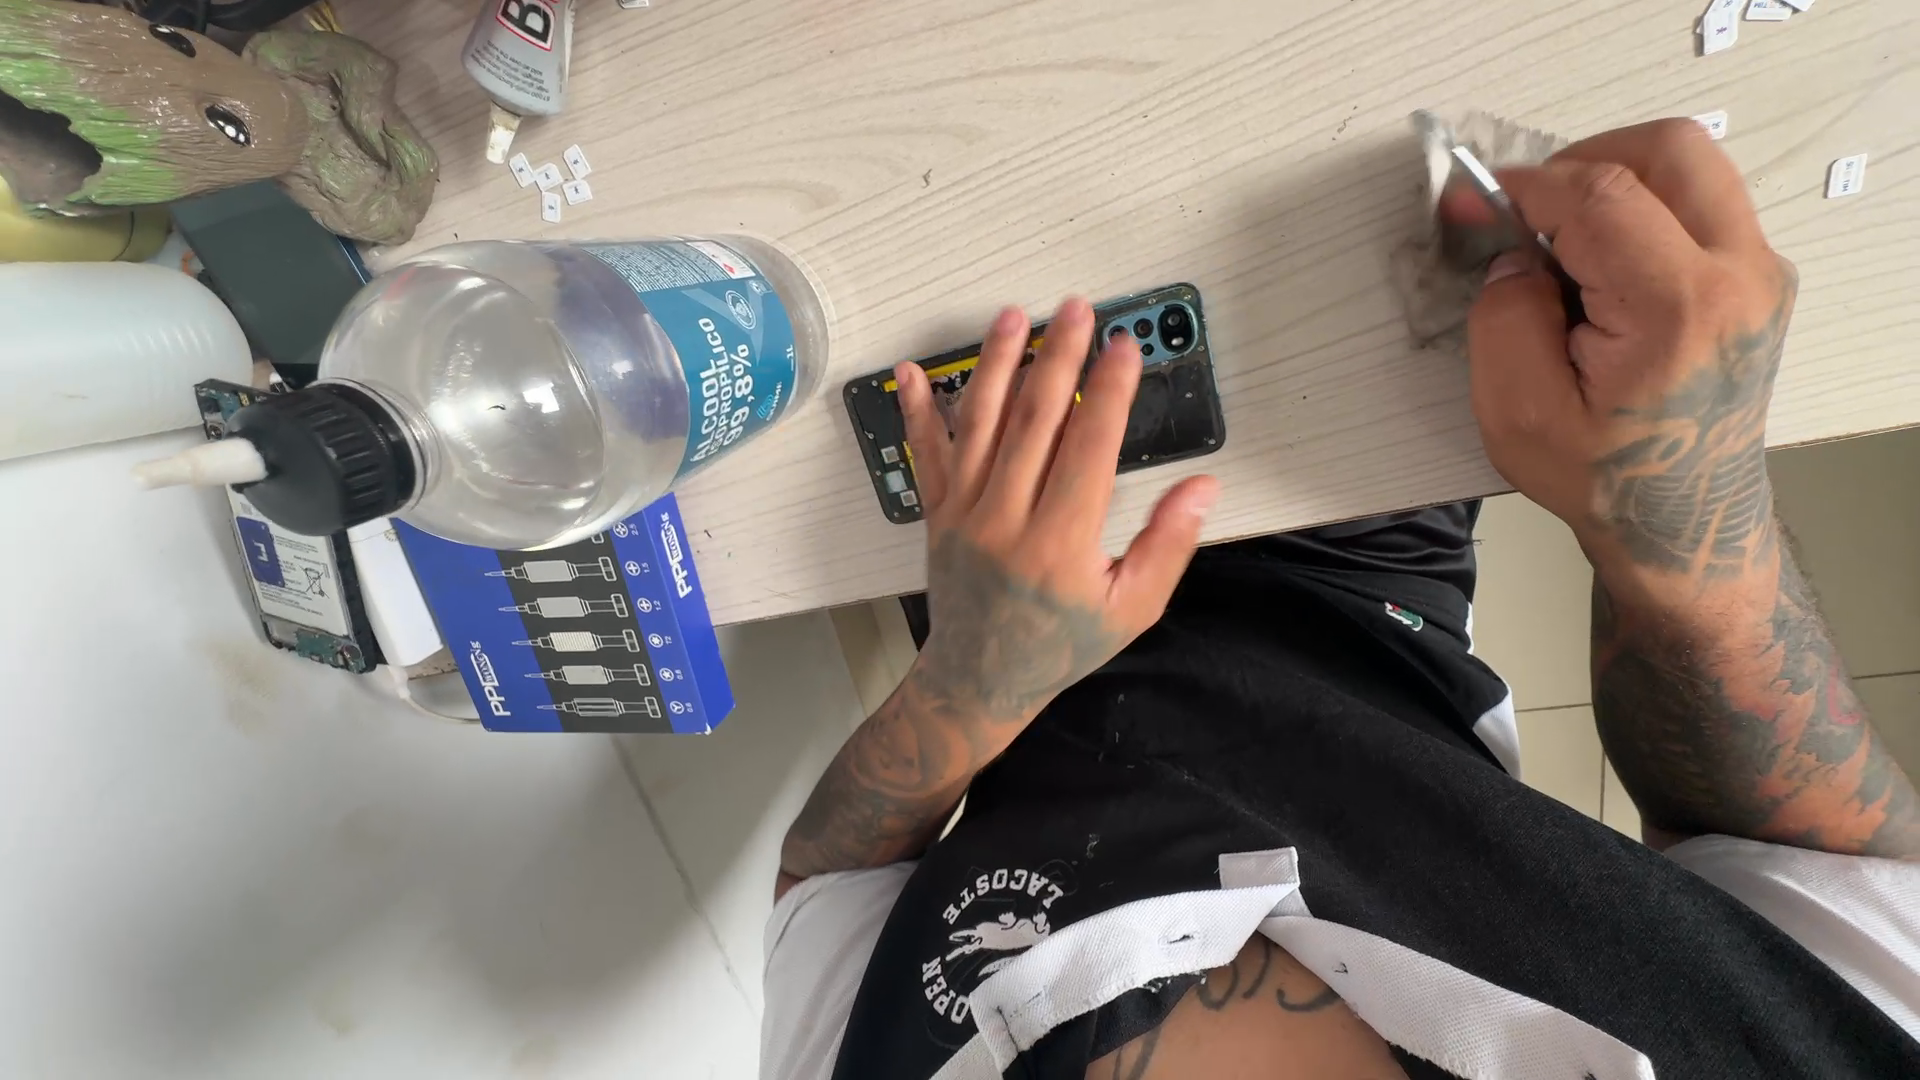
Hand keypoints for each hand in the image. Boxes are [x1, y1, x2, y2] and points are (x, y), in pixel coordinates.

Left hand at [895, 298, 1219, 724]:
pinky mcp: (936, 515)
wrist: (981, 679)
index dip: (1110, 390)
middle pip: (1035, 420)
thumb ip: (1168, 546)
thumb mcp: (1132, 610)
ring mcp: (965, 513)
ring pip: (980, 425)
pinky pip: (927, 456)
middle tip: (1075, 309)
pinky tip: (909, 372)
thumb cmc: (1062, 646)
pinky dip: (917, 412)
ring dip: (997, 365)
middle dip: (1059, 357)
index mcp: (1063, 541)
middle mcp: (1008, 517)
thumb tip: (1203, 485)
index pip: (1090, 446)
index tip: (1124, 346)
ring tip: (1013, 317)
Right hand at [1461, 119, 1795, 583]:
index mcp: (1675, 307)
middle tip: (1517, 207)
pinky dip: (1632, 209)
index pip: (1599, 198)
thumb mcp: (1517, 412)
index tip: (1466, 199)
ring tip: (1549, 236)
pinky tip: (1587, 265)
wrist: (1679, 513)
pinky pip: (1695, 205)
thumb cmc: (1597, 474)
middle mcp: (1737, 272)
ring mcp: (1756, 271)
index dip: (1521, 185)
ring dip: (1607, 181)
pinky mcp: (1750, 279)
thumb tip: (1514, 260)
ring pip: (1690, 169)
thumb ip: (1505, 322)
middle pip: (1670, 150)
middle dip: (1577, 160)